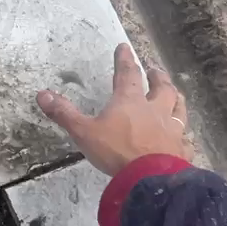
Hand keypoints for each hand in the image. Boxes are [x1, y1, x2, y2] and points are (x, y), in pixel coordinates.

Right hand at [36, 43, 191, 176]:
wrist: (151, 178)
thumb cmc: (116, 150)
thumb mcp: (83, 131)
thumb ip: (64, 113)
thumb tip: (42, 94)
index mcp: (130, 102)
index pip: (128, 75)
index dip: (125, 60)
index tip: (125, 47)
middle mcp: (155, 110)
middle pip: (162, 88)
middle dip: (157, 77)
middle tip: (155, 71)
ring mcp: (172, 129)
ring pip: (179, 107)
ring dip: (176, 98)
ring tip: (175, 93)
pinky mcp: (182, 148)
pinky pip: (185, 137)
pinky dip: (182, 133)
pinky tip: (182, 136)